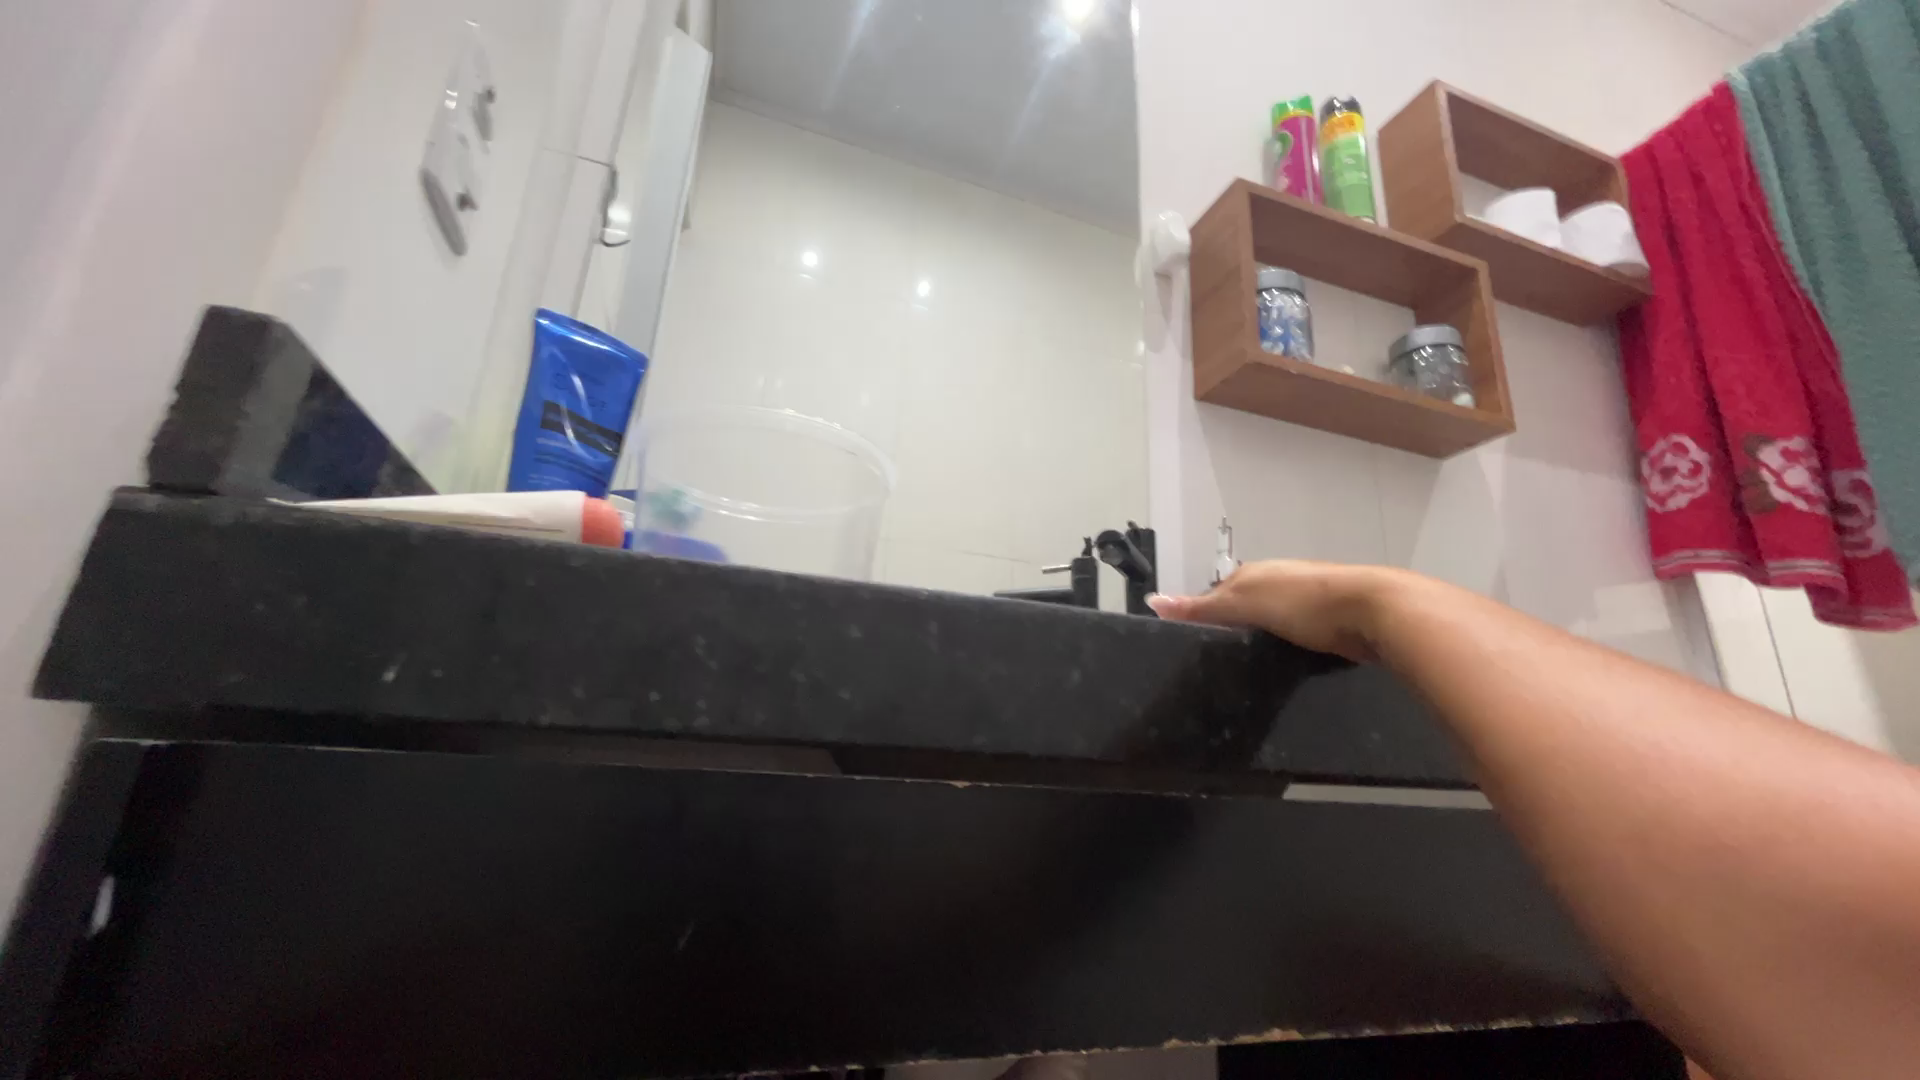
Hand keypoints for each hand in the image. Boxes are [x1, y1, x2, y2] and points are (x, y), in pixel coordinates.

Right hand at [1147, 560, 1399, 662]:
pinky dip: (1290, 643)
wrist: (1377, 612)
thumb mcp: (1244, 605)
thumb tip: (1152, 600)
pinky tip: (1289, 660)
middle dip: (1235, 626)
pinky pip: (1300, 632)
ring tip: (1255, 662)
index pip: (1217, 592)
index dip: (1204, 615)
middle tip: (1223, 658)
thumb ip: (1201, 607)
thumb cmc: (1305, 604)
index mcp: (1257, 572)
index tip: (1196, 643)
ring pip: (1274, 619)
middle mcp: (1281, 579)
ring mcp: (1310, 598)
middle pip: (1246, 604)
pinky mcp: (1333, 619)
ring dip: (1265, 635)